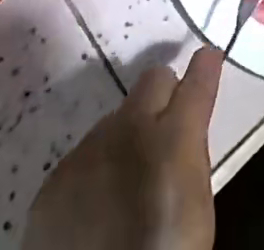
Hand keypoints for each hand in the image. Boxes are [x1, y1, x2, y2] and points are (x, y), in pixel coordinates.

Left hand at [24, 47, 223, 249]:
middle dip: (165, 94)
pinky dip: (96, 170)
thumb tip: (184, 130)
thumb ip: (189, 155)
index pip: (196, 82)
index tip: (210, 56)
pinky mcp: (54, 180)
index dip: (206, 67)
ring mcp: (86, 151)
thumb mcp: (197, 206)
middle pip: (153, 81)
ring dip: (127, 137)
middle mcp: (128, 128)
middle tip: (168, 127)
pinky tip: (98, 207)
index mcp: (173, 136)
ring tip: (129, 182)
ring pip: (115, 120)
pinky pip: (83, 157)